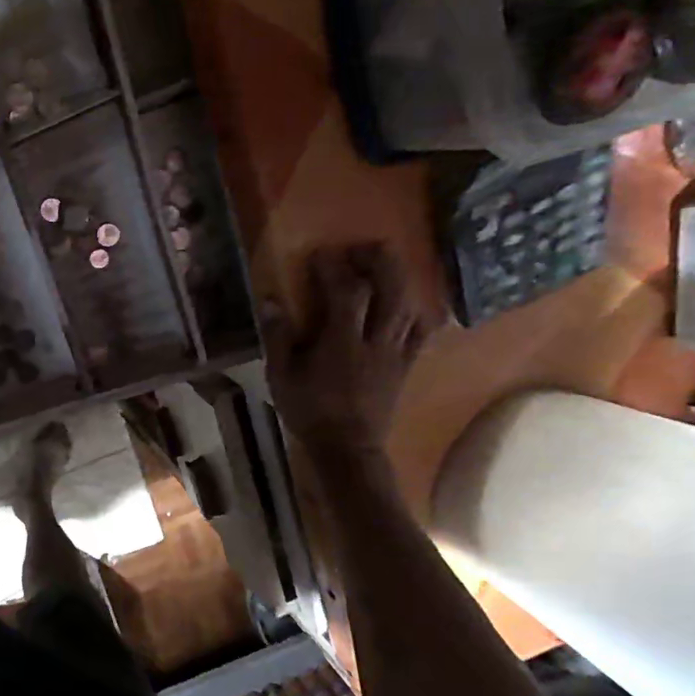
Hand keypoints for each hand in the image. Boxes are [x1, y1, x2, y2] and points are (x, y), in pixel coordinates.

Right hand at [261, 244, 429, 453]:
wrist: (348, 447)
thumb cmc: (309, 411)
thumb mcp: (281, 376)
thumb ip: (279, 337)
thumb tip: (271, 302)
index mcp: (342, 343)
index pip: (346, 293)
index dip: (335, 268)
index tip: (321, 254)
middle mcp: (377, 341)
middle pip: (391, 290)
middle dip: (380, 263)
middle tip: (363, 248)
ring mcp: (397, 352)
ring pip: (410, 306)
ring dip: (400, 279)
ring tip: (386, 265)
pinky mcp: (407, 364)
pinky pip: (423, 331)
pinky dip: (419, 310)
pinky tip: (410, 302)